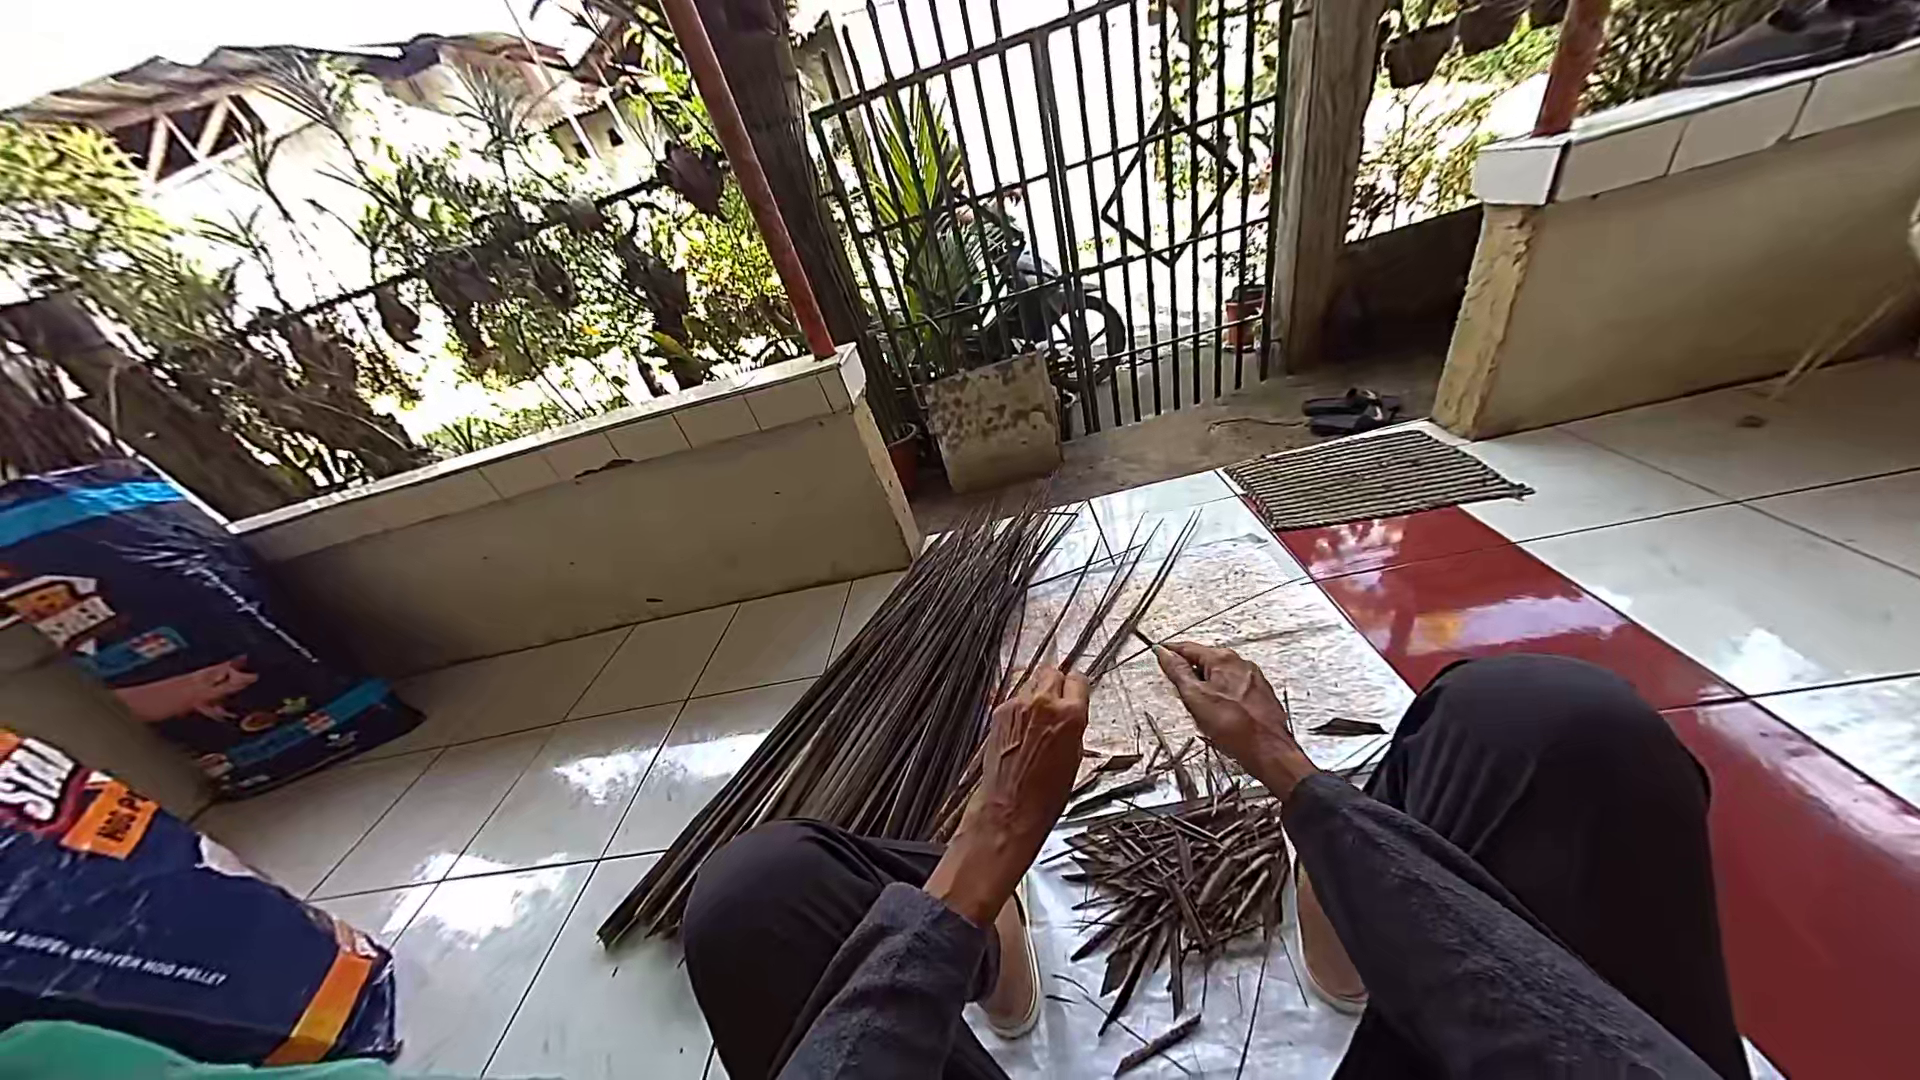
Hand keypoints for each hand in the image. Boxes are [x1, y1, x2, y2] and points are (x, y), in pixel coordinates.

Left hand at [925, 666, 1088, 925]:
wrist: (1011, 806)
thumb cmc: (1045, 792)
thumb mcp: (1075, 756)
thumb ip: (1073, 725)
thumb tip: (1072, 711)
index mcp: (1070, 715)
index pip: (1078, 680)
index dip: (1077, 687)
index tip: (1076, 691)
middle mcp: (1043, 703)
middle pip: (1052, 671)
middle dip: (1057, 683)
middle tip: (1057, 699)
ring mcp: (1018, 705)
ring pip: (1032, 681)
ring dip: (1037, 693)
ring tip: (1038, 717)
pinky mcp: (1000, 711)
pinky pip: (1015, 698)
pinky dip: (1020, 707)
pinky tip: (1022, 728)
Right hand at [1152, 642, 1317, 798]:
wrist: (1269, 752)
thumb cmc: (1236, 728)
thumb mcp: (1195, 697)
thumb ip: (1177, 671)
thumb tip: (1164, 653)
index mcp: (1223, 659)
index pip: (1188, 647)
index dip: (1170, 651)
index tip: (1159, 653)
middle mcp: (1241, 664)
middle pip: (1205, 660)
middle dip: (1189, 672)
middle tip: (1177, 688)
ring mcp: (1253, 679)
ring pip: (1219, 675)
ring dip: (1205, 684)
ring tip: (1199, 706)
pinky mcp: (1260, 694)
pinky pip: (1233, 687)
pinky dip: (1221, 694)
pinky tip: (1219, 713)